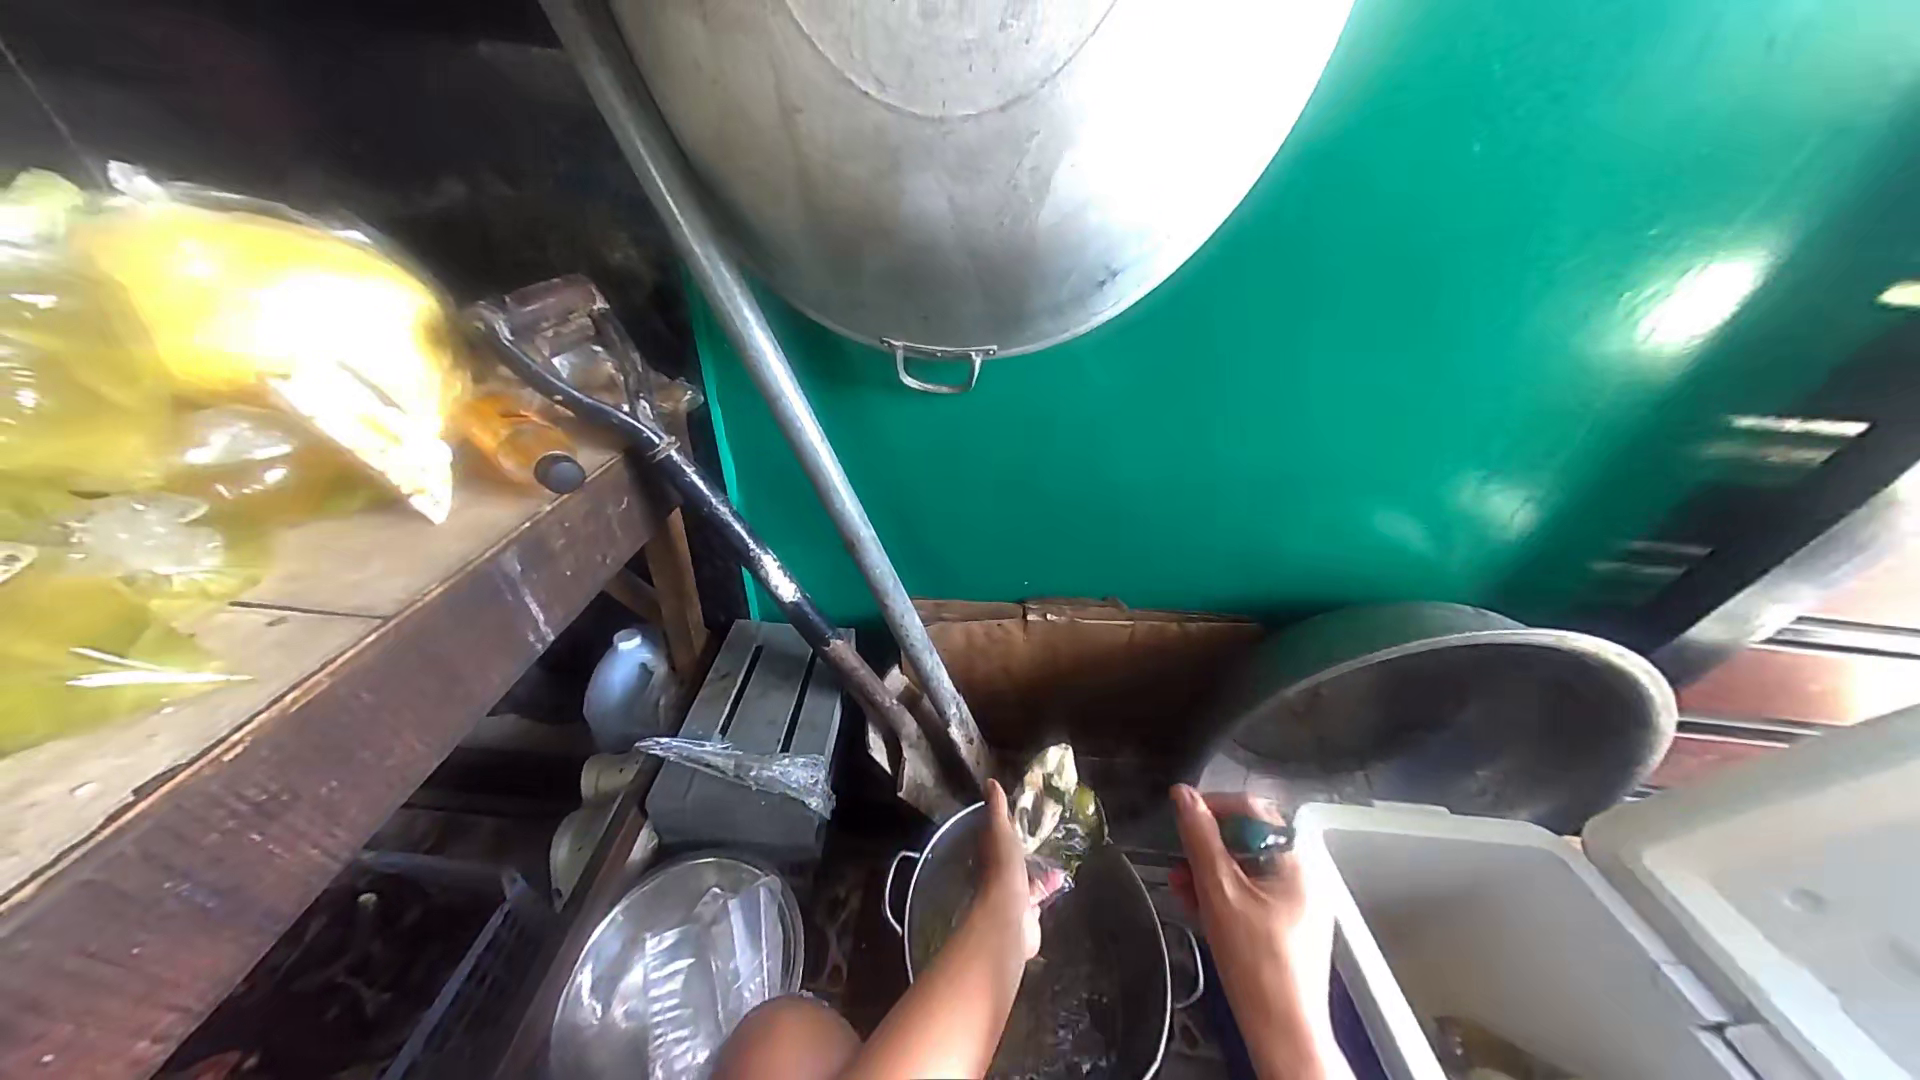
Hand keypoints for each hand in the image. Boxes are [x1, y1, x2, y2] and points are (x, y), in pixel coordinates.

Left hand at [976, 779, 1065, 960]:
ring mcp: (1012, 892)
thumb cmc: (1002, 867)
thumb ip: (997, 808)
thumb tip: (990, 781)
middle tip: (1048, 836)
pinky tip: (1062, 878)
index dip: (1010, 823)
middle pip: (1013, 855)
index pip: (998, 832)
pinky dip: (1049, 887)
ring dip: (1041, 868)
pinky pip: (1039, 895)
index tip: (1027, 812)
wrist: (1008, 914)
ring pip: (1027, 876)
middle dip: (1028, 848)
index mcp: (989, 849)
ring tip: (1059, 856)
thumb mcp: (1000, 829)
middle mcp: (997, 871)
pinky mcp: (1027, 911)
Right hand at [1170, 785, 1347, 1079]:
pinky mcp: (1286, 926)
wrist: (1282, 1034)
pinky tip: (1196, 902)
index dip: (1215, 806)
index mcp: (1296, 863)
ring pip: (1246, 867)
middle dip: (1208, 843)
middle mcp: (1302, 878)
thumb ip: (1200, 838)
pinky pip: (1251, 892)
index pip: (1253, 809)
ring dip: (1209, 868)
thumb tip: (1183, 795)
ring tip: (1180, 881)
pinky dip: (1223, 891)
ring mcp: (1296, 904)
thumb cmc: (1256, 963)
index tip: (1184, 814)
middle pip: (1249, 838)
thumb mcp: (1219, 891)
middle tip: (1179, 853)